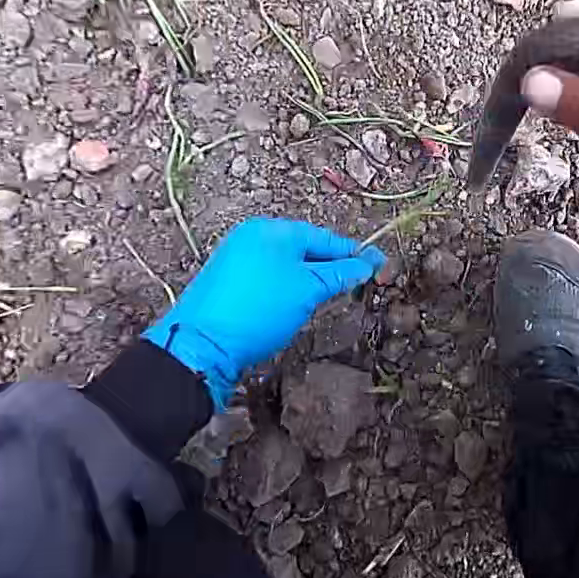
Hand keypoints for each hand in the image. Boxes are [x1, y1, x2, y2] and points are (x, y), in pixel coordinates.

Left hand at [143, 218, 384, 405]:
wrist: (199, 348)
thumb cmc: (259, 309)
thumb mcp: (310, 289)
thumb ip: (342, 273)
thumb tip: (367, 266)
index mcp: (273, 230)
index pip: (327, 238)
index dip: (355, 255)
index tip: (378, 268)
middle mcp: (254, 237)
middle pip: (309, 250)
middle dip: (333, 268)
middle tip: (355, 287)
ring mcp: (237, 258)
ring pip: (290, 265)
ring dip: (312, 280)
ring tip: (326, 299)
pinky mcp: (228, 282)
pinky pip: (272, 277)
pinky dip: (290, 287)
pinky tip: (297, 305)